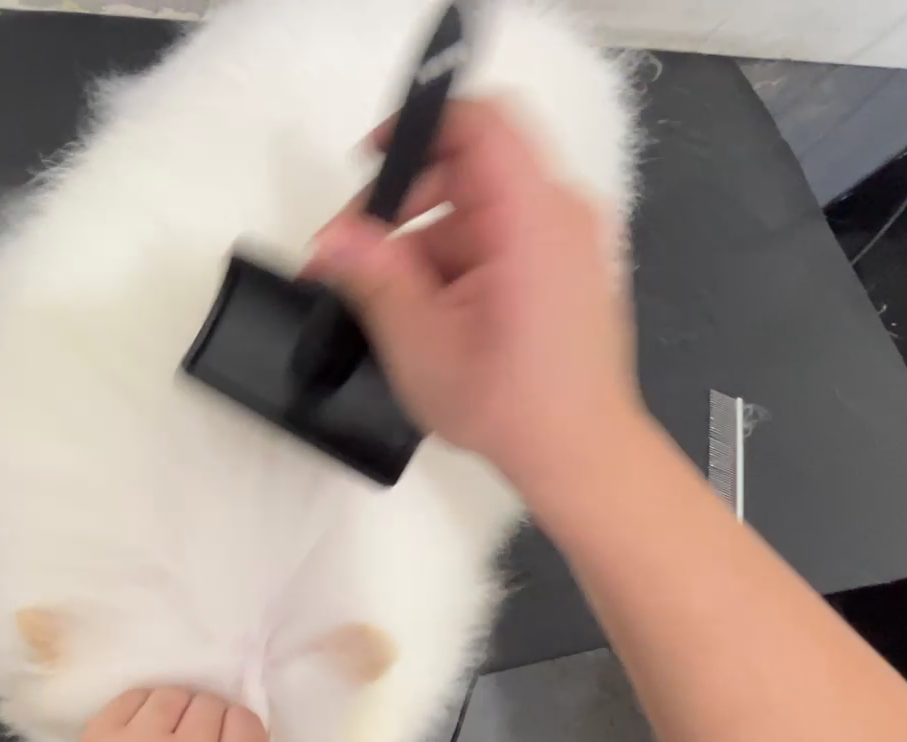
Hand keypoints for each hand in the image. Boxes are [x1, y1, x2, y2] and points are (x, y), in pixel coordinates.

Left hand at [0, 688, 268, 741]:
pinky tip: (135, 731)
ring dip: (174, 712)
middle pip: (211, 703)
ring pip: (173, 694)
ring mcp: (142, 740)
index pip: (248, 722)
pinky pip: (134, 695)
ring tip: (161, 736)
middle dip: (206, 722)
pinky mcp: (102, 732)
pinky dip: (141, 707)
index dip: (237, 732)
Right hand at [305, 98, 643, 493]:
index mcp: (531, 220)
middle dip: (401, 209)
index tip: (368, 164)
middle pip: (467, 172)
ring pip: (475, 214)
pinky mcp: (561, 268)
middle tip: (353, 259)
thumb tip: (329, 239)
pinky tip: (431, 317)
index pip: (479, 124)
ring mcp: (565, 242)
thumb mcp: (421, 341)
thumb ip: (373, 277)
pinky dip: (453, 266)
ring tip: (392, 308)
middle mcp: (559, 216)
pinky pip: (496, 242)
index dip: (418, 128)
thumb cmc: (508, 404)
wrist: (577, 452)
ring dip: (422, 250)